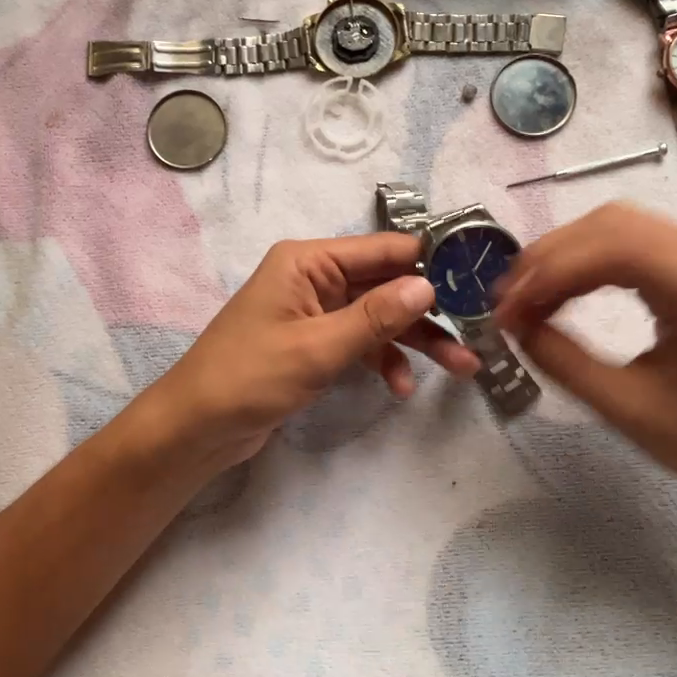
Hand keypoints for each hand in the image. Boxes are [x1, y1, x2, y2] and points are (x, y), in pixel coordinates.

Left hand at [140, 234, 480, 473]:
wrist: (197, 428)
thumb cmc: (250, 377)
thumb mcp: (317, 347)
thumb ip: (375, 316)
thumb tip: (429, 284)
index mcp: (308, 261)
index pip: (383, 248)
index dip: (431, 261)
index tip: (479, 279)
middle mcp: (314, 278)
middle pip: (386, 284)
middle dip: (430, 310)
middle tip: (477, 335)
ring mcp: (314, 313)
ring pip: (379, 317)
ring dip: (415, 340)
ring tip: (460, 368)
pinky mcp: (314, 346)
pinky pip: (360, 344)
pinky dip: (382, 361)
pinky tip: (401, 387)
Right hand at [493, 202, 676, 509]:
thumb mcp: (624, 409)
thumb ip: (563, 360)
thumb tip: (512, 324)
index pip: (620, 251)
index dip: (552, 272)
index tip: (505, 310)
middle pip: (615, 225)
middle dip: (549, 258)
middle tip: (505, 301)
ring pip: (619, 223)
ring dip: (562, 254)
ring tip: (524, 295)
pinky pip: (633, 236)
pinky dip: (585, 256)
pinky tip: (559, 286)